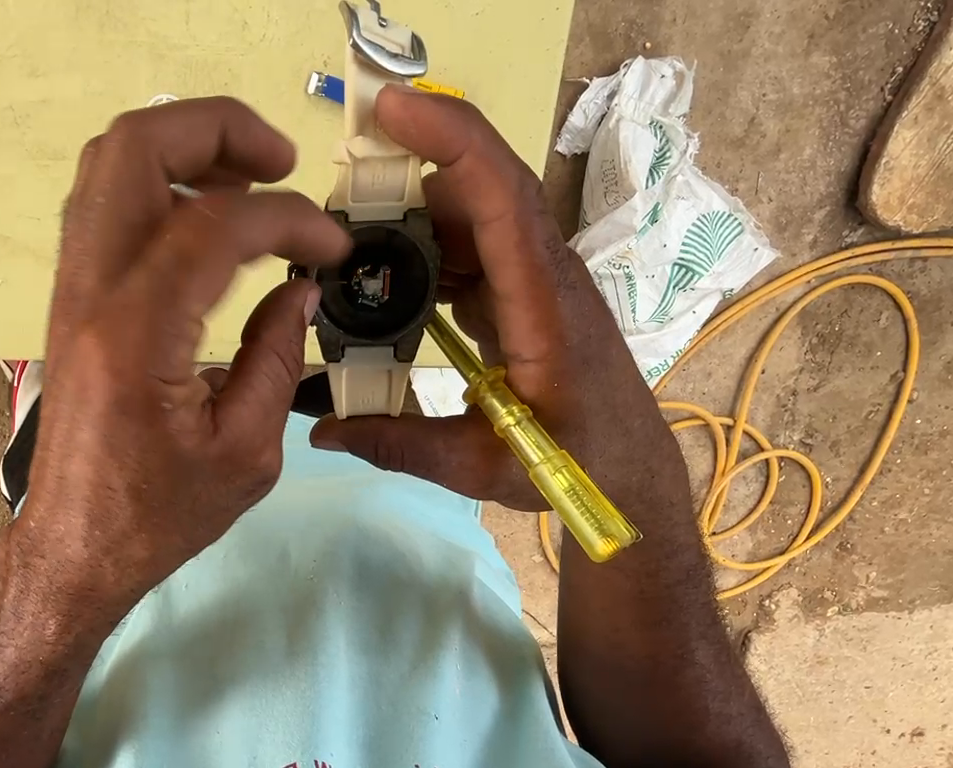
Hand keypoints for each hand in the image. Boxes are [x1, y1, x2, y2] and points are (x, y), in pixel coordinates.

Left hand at [4, 97, 351, 613]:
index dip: (286, 219)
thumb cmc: (160, 517)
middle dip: (217, 130)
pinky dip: (158, 190)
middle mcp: (90, 294)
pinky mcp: (70, 304)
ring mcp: (70, 293)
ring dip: (182, 151)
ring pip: (109, 166)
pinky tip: (207, 227)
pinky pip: (105, 209)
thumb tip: (298, 290)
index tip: (330, 247)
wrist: (75, 547)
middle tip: (280, 163)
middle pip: (133, 148)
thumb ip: (277, 359)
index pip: (215, 225)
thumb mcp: (246, 453)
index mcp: (138, 335)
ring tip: (249, 183)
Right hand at [310, 89, 693, 539]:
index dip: (449, 142)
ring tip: (352, 230)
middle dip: (414, 169)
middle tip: (342, 187)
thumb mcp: (480, 465)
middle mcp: (541, 276)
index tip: (391, 111)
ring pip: (476, 219)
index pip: (499, 197)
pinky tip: (389, 273)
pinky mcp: (525, 299)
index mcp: (540, 305)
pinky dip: (429, 251)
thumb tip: (323, 430)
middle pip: (482, 192)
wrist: (629, 472)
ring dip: (417, 213)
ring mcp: (534, 284)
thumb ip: (400, 444)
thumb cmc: (576, 467)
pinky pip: (475, 254)